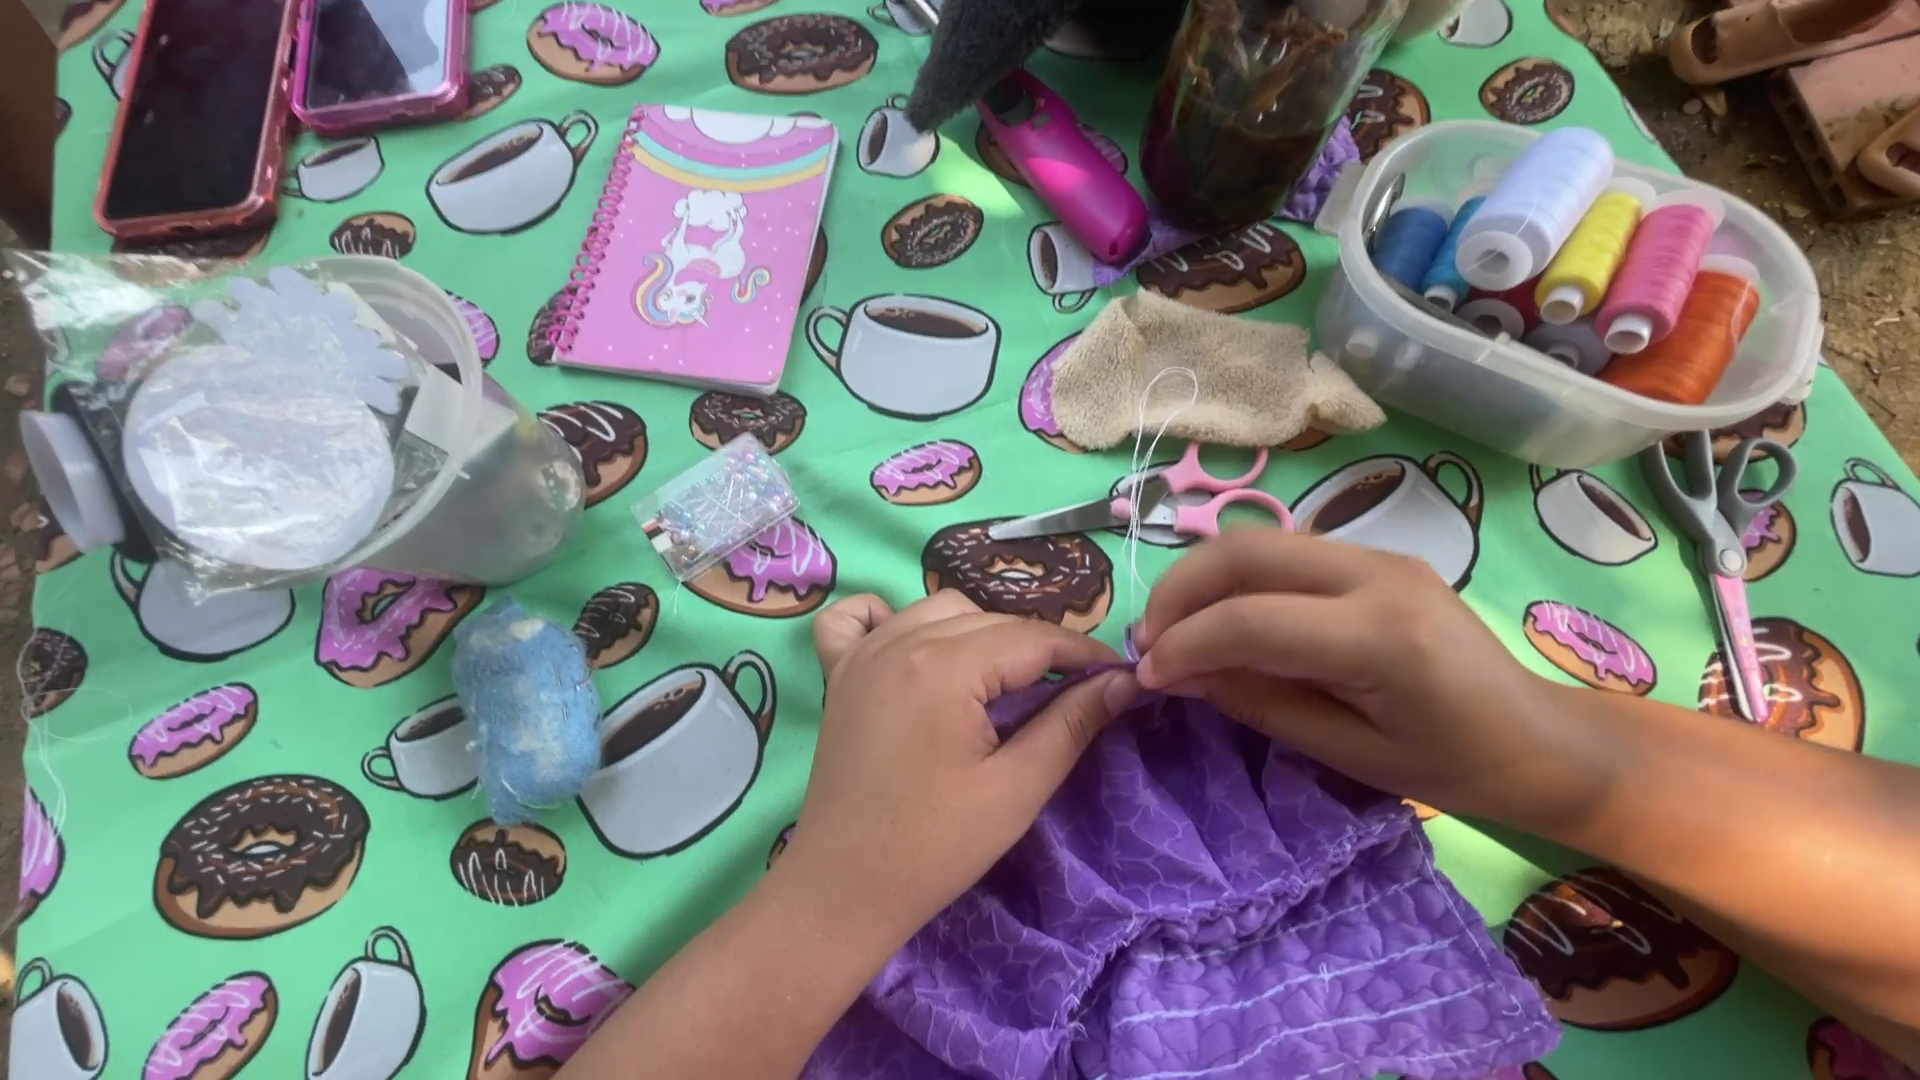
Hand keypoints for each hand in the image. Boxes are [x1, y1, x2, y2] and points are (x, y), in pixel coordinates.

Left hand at [774, 591, 1135, 947]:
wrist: (843, 888)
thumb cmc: (935, 847)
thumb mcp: (1016, 789)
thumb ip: (1071, 724)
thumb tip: (1123, 682)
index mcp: (945, 666)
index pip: (1033, 637)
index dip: (1083, 652)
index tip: (1117, 674)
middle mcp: (901, 641)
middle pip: (990, 619)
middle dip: (1039, 647)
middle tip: (1071, 688)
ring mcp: (861, 652)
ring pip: (938, 609)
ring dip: (979, 630)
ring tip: (1003, 678)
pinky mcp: (839, 672)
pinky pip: (857, 618)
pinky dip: (887, 615)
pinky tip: (911, 642)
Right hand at [1133, 531, 1611, 832]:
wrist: (1540, 737)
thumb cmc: (1452, 767)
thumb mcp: (1345, 753)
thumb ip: (1255, 702)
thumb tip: (1177, 672)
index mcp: (1382, 637)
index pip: (1250, 620)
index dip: (1183, 644)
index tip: (1146, 676)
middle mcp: (1376, 574)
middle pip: (1241, 553)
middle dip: (1177, 592)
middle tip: (1148, 641)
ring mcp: (1376, 553)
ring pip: (1254, 540)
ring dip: (1199, 579)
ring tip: (1173, 629)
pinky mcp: (1370, 552)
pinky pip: (1279, 551)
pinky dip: (1233, 579)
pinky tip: (1219, 616)